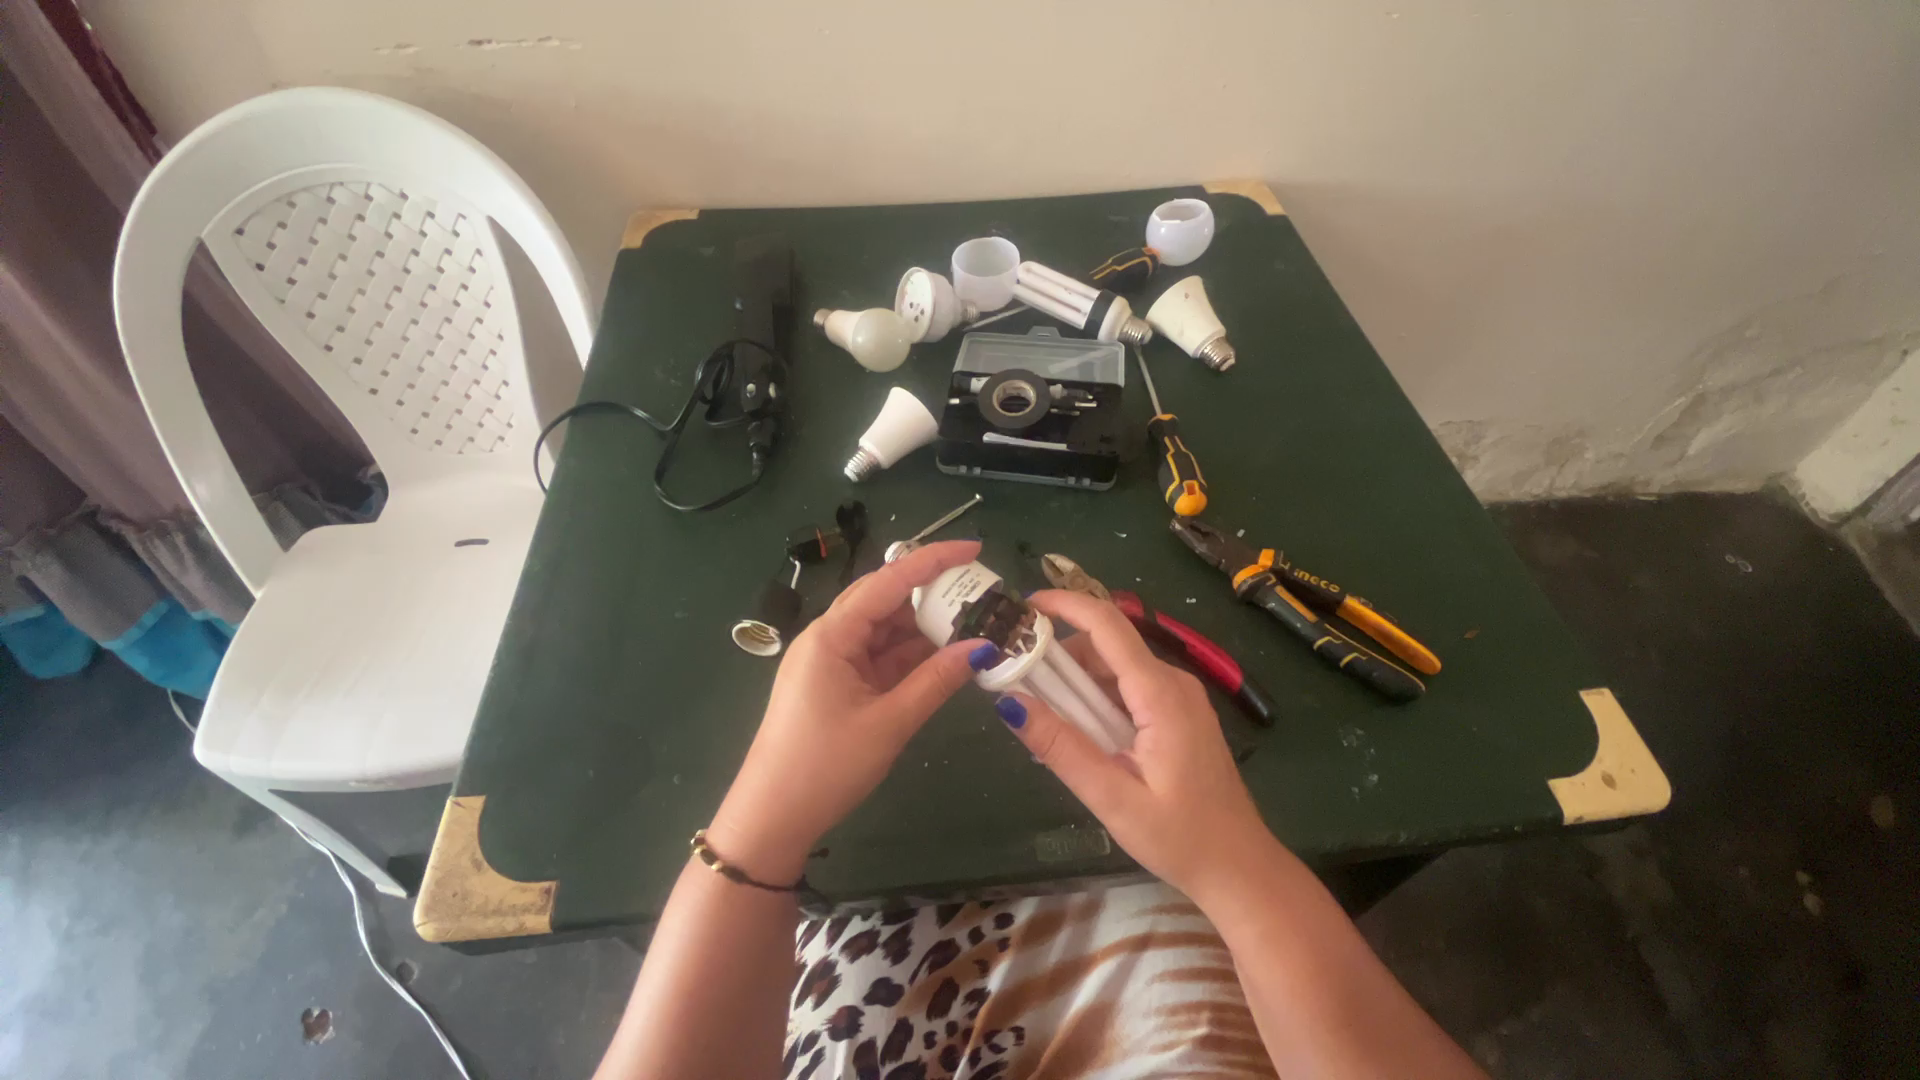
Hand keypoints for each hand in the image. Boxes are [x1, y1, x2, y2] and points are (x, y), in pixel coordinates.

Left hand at [707, 541, 985, 882]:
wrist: (772, 819)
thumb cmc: (825, 768)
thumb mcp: (889, 724)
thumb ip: (937, 681)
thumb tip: (983, 647)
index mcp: (831, 635)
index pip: (888, 581)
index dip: (933, 560)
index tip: (974, 549)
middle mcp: (828, 638)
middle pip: (885, 599)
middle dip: (933, 592)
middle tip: (982, 589)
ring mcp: (830, 661)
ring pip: (884, 629)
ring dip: (925, 626)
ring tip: (974, 620)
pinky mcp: (836, 683)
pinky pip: (879, 656)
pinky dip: (911, 654)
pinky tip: (946, 652)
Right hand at [995, 589, 1275, 900]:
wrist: (1240, 867)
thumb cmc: (1180, 838)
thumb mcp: (1112, 798)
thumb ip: (1061, 748)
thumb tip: (1009, 702)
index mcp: (1160, 694)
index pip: (1107, 625)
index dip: (1064, 605)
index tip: (1022, 607)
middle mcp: (1172, 682)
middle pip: (1106, 644)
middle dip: (1058, 653)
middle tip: (1015, 678)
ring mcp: (1179, 696)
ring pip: (1115, 666)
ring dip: (1075, 679)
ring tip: (1041, 714)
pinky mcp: (1178, 712)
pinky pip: (1128, 687)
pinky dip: (1095, 697)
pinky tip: (1077, 731)